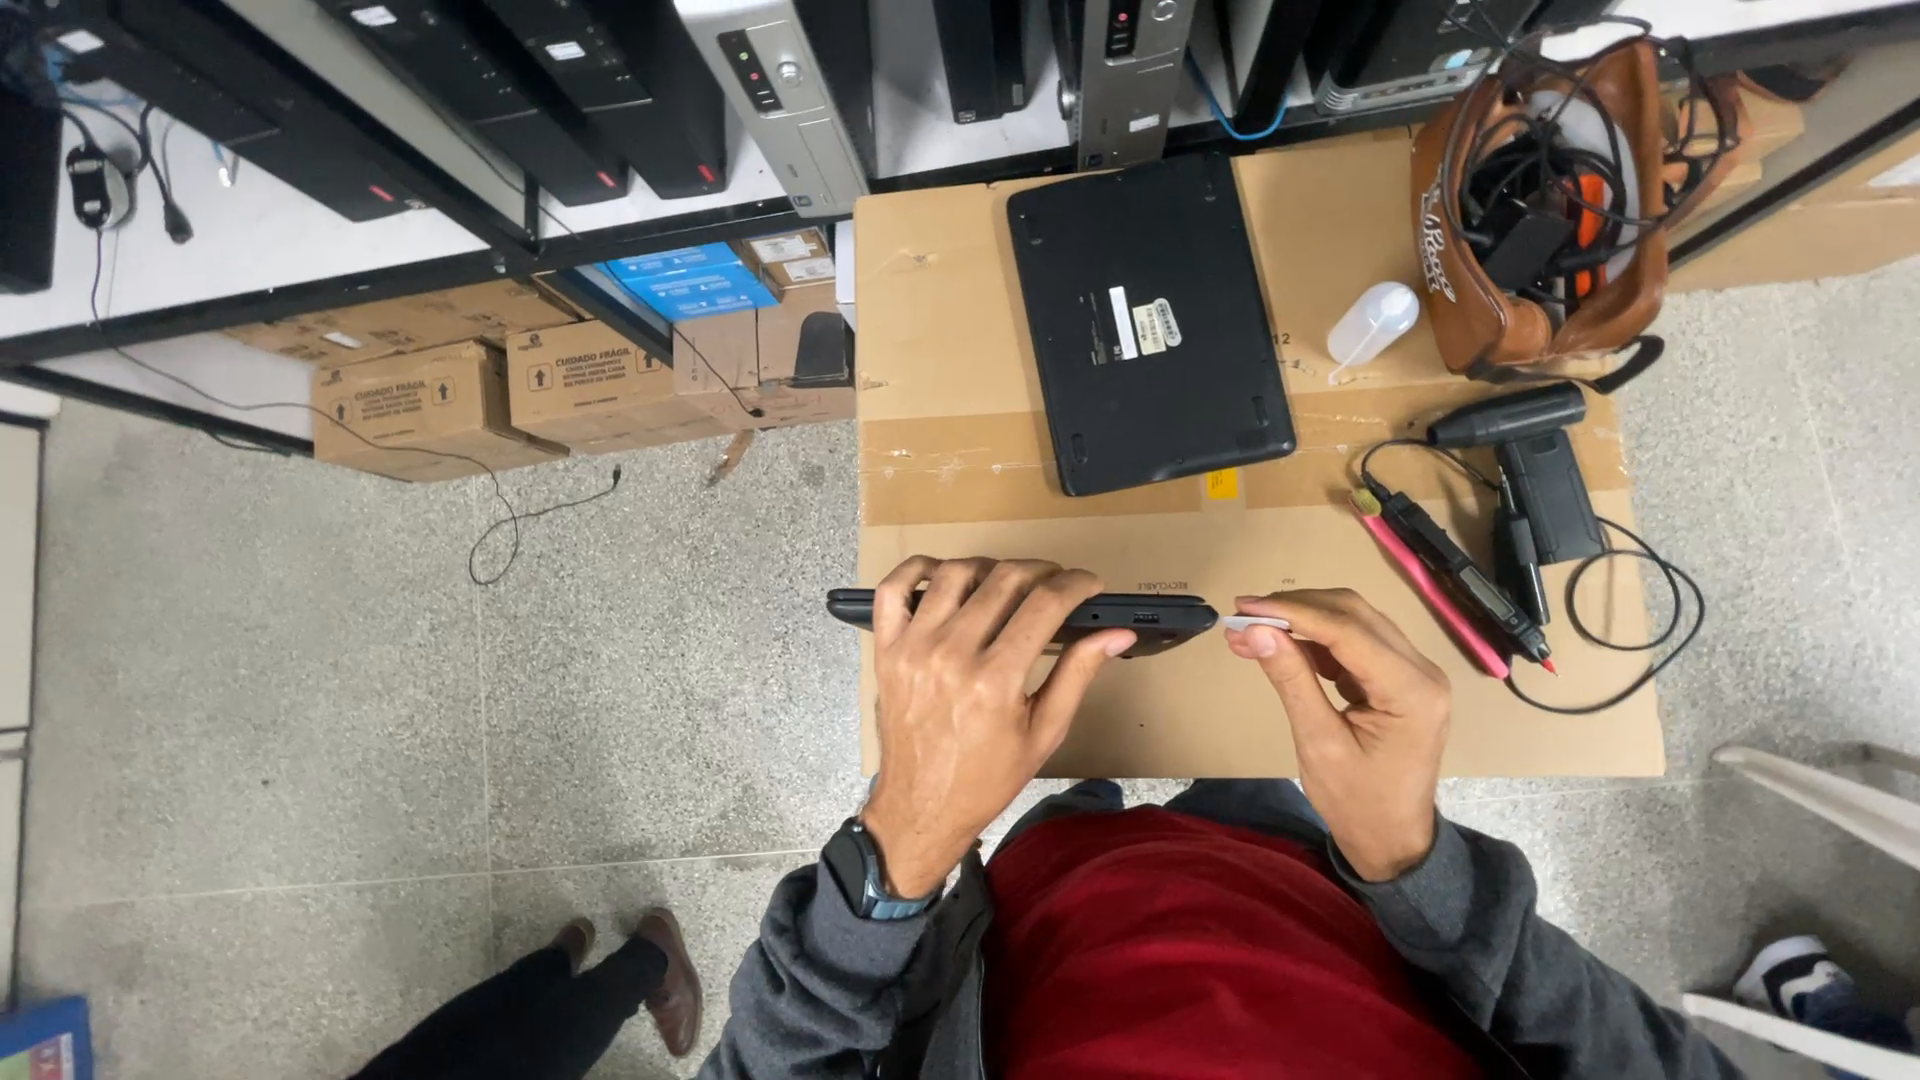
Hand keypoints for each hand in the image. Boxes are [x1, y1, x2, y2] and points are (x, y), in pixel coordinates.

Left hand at [861, 556, 1135, 897]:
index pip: (1045, 604)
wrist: (922, 807)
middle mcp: (951, 654)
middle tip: (1056, 584)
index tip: (1089, 584)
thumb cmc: (986, 777)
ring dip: (990, 567)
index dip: (1076, 584)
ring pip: (955, 573)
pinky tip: (946, 576)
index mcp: (995, 680)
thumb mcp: (1044, 732)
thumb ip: (1079, 674)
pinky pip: (894, 589)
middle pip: (1004, 580)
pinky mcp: (887, 649)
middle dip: (1041, 572)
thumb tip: (1117, 633)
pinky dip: (920, 569)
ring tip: (1008, 583)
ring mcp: (912, 647)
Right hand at [1224, 589, 1450, 882]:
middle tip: (1242, 614)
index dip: (1292, 612)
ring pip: (1352, 620)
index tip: (1243, 607)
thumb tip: (1255, 630)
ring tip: (1250, 628)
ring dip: (1300, 618)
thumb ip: (1291, 680)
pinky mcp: (1395, 677)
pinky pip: (1352, 640)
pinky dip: (1312, 637)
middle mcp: (1421, 670)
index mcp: (1412, 690)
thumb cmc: (1357, 801)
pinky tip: (1278, 643)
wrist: (1392, 839)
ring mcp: (1412, 671)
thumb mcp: (1318, 742)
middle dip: (1294, 607)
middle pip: (1353, 614)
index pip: (1347, 630)